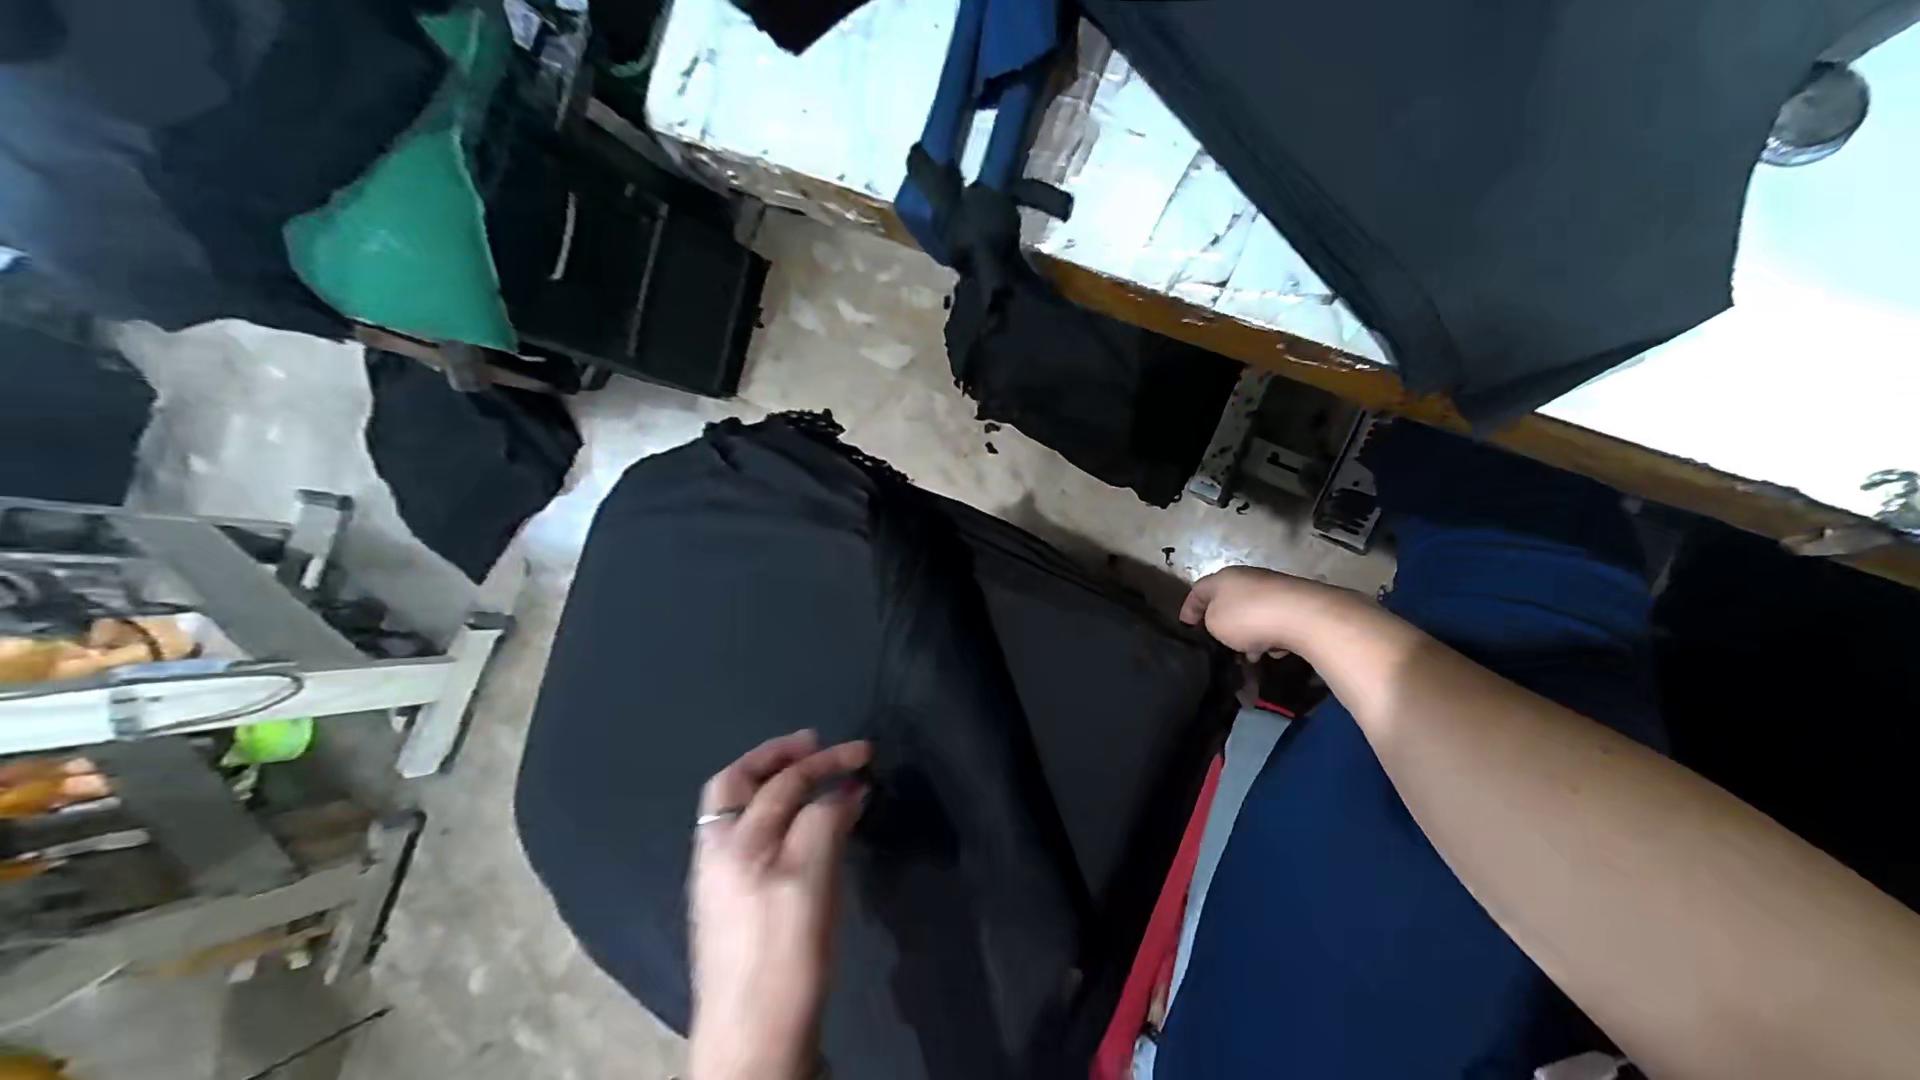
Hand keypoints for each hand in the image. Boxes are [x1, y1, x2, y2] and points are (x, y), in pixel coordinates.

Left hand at [688, 730, 871, 1079]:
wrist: (752, 1041)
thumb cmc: (786, 956)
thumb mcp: (813, 881)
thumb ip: (825, 823)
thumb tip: (847, 791)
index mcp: (734, 842)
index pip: (785, 783)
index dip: (829, 763)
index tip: (866, 754)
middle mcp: (715, 851)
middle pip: (736, 782)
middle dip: (775, 756)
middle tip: (814, 744)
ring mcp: (716, 877)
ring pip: (736, 808)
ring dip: (771, 781)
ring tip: (807, 773)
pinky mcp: (727, 900)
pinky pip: (744, 832)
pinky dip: (769, 810)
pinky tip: (794, 823)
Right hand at [1179, 565, 1360, 660]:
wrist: (1304, 616)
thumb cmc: (1248, 618)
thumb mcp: (1214, 624)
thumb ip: (1210, 622)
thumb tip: (1223, 624)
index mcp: (1222, 578)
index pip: (1197, 590)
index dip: (1189, 608)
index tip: (1186, 626)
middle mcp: (1248, 578)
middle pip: (1228, 601)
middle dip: (1223, 624)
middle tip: (1221, 644)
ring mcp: (1274, 589)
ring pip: (1253, 613)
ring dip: (1249, 633)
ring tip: (1252, 654)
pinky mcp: (1297, 602)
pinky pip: (1275, 620)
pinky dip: (1271, 634)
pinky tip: (1276, 650)